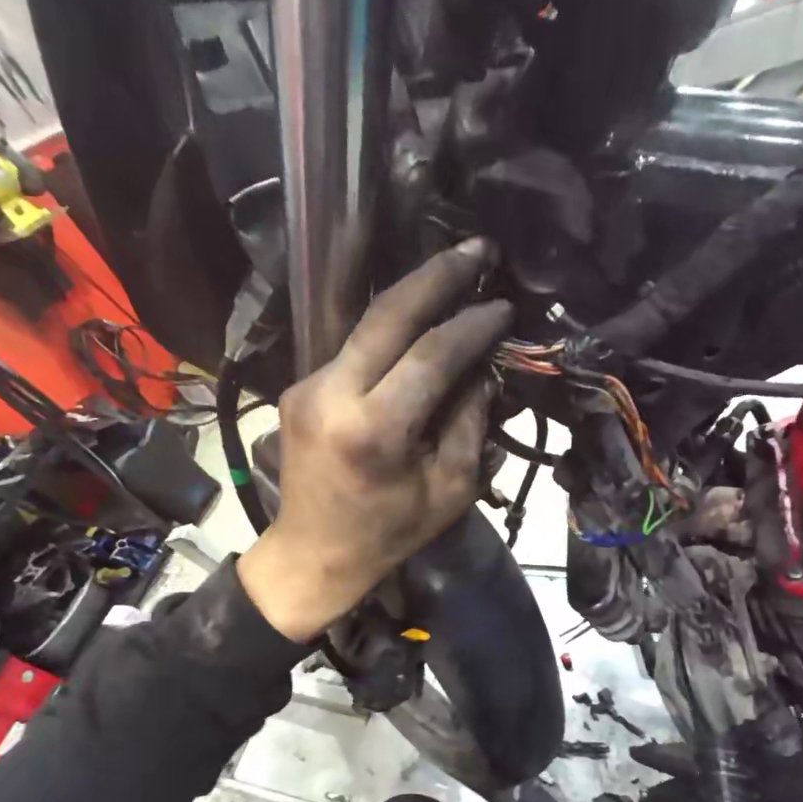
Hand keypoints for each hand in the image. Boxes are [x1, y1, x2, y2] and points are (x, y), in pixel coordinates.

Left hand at [237, 239, 511, 642]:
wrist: (312, 553)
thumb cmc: (388, 534)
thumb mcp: (449, 489)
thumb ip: (469, 421)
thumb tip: (481, 366)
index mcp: (372, 432)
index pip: (430, 355)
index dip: (472, 325)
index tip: (502, 306)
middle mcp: (330, 396)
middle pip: (386, 314)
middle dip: (437, 275)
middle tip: (478, 248)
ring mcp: (307, 386)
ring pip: (367, 324)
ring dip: (413, 296)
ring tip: (456, 273)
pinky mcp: (300, 385)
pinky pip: (354, 348)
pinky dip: (391, 331)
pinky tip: (420, 321)